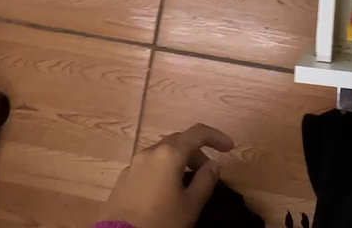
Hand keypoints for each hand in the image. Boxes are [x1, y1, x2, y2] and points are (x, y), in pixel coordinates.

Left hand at [99, 123, 234, 227]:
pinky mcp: (122, 179)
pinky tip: (163, 191)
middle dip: (196, 152)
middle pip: (178, 142)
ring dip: (178, 161)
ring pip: (161, 153)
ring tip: (186, 182)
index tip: (229, 148)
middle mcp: (150, 152)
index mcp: (169, 154)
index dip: (216, 136)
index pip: (198, 133)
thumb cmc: (161, 222)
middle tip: (207, 170)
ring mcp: (133, 164)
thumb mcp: (190, 207)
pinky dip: (161, 170)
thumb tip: (213, 165)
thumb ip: (205, 182)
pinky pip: (148, 166)